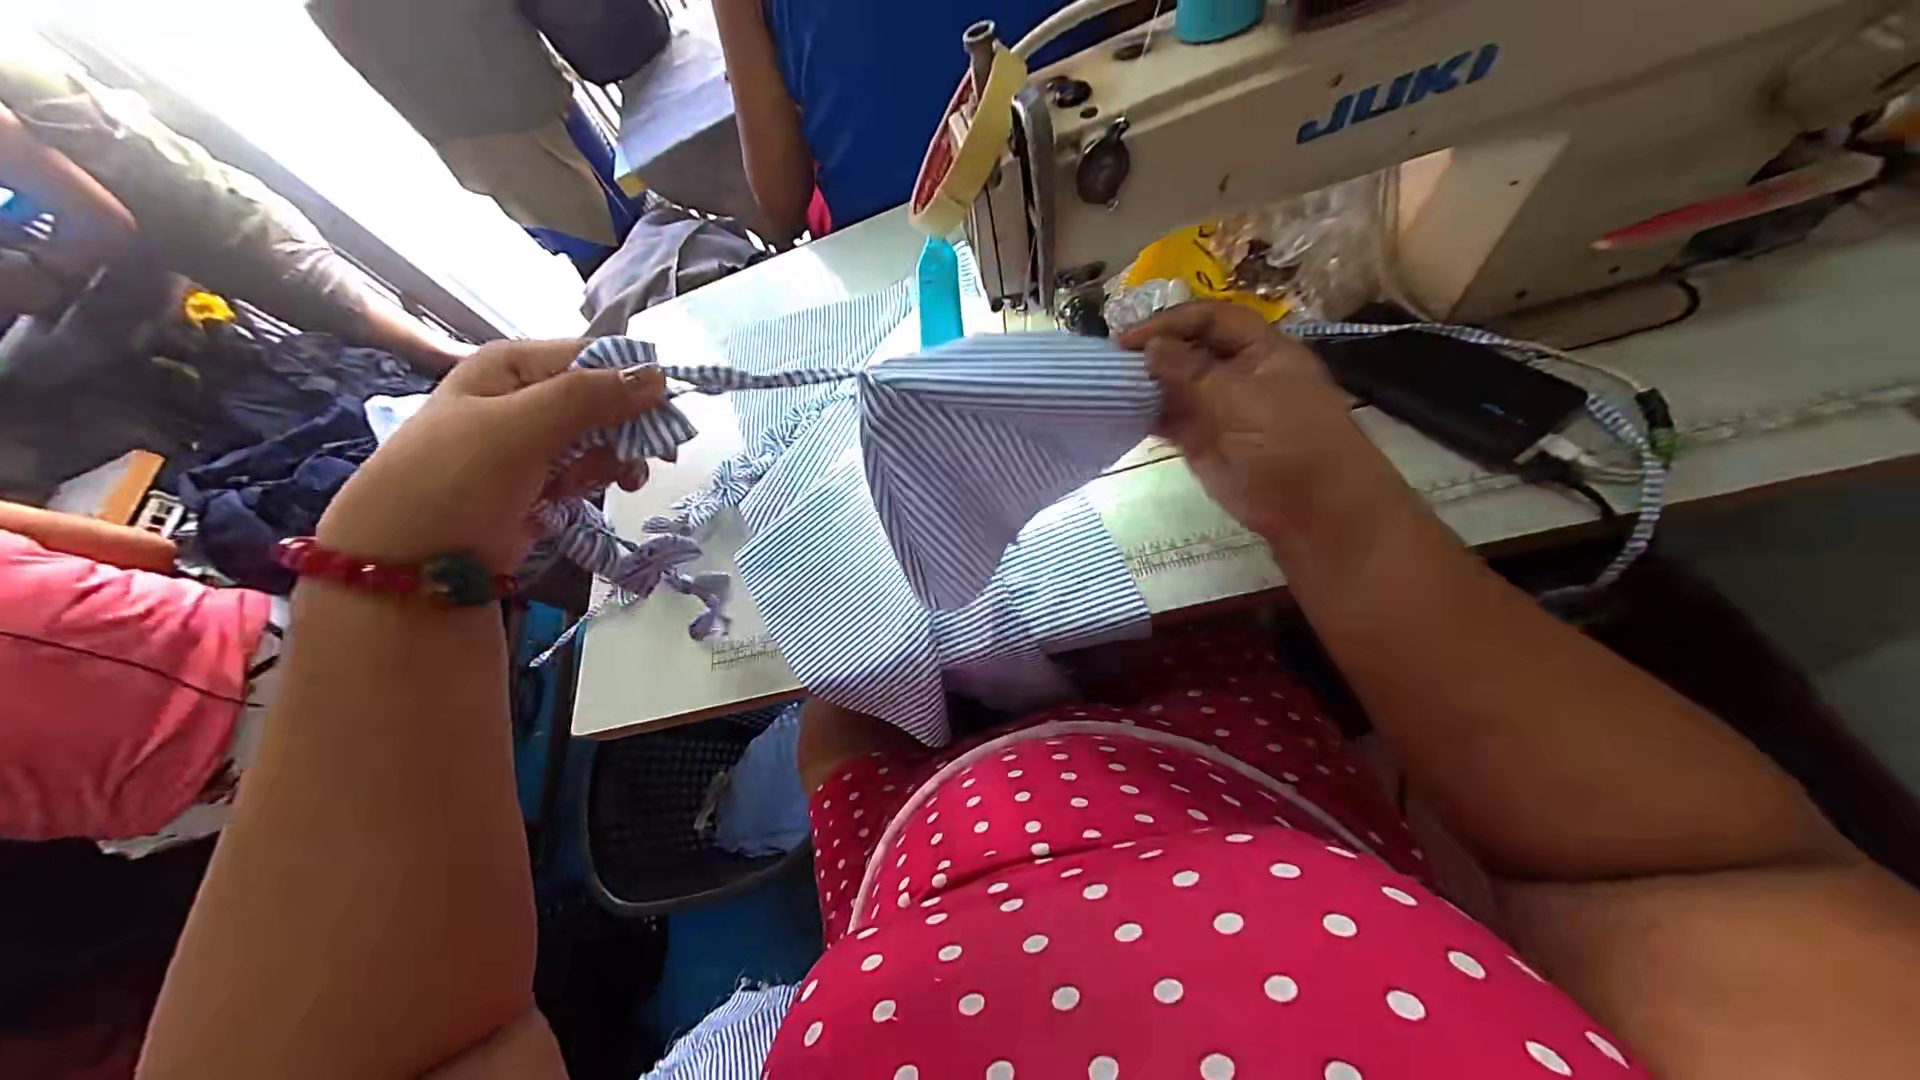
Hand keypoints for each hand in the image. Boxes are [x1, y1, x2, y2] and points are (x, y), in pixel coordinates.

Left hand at [316, 339, 665, 571]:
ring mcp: (539, 439)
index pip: (595, 358)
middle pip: (608, 399)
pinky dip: (604, 479)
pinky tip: (596, 492)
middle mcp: (529, 395)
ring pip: (608, 436)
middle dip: (628, 428)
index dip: (634, 383)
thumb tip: (658, 376)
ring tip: (611, 483)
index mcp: (514, 367)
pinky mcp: (548, 477)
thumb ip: (588, 398)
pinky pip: (595, 467)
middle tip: (644, 456)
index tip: (664, 415)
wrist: (412, 564)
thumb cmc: (455, 481)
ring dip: (617, 459)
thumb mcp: (519, 429)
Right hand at [1119, 302, 1357, 536]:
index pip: (1211, 320)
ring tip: (1108, 384)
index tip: (1131, 339)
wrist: (1309, 510)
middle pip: (1188, 349)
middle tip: (1110, 361)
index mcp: (1260, 351)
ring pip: (1172, 384)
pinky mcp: (1199, 439)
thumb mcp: (1244, 398)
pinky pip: (1166, 418)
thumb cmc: (1290, 443)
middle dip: (1152, 350)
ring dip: (1143, 383)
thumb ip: (1193, 372)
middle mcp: (1235, 373)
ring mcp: (1215, 407)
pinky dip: (1143, 414)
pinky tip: (1118, 411)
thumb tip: (1150, 347)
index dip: (1173, 322)